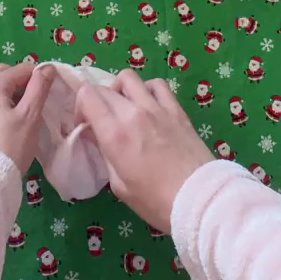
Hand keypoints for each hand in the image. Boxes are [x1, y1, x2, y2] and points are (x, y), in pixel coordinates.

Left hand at [0, 62, 54, 171]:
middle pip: (3, 75)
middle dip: (21, 82)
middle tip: (36, 101)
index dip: (38, 76)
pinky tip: (8, 125)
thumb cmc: (10, 146)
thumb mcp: (30, 116)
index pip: (20, 69)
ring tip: (24, 114)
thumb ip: (39, 88)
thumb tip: (48, 67)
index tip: (50, 90)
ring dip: (9, 95)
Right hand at [75, 70, 214, 232]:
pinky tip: (148, 103)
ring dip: (120, 89)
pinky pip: (157, 84)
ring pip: (128, 78)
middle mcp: (132, 113)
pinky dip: (147, 89)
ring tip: (124, 107)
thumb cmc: (156, 201)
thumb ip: (104, 155)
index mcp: (114, 133)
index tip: (85, 124)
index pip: (87, 95)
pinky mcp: (176, 109)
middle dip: (96, 101)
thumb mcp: (120, 186)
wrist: (200, 200)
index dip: (80, 106)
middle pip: (104, 88)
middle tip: (102, 120)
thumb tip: (96, 136)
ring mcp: (156, 107)